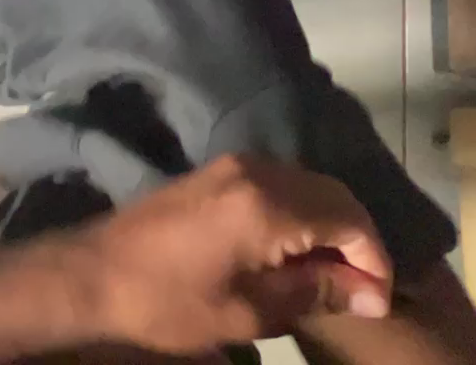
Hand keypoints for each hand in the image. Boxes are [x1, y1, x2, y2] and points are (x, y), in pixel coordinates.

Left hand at [74, 154, 393, 354]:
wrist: (98, 271)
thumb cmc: (172, 300)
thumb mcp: (250, 310)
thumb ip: (314, 292)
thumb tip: (369, 292)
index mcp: (266, 202)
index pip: (348, 216)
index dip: (374, 259)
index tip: (377, 302)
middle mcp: (254, 169)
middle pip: (330, 192)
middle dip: (355, 238)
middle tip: (359, 292)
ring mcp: (231, 165)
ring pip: (304, 184)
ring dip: (327, 223)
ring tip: (330, 277)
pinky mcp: (215, 172)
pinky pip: (276, 182)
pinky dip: (298, 211)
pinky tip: (293, 250)